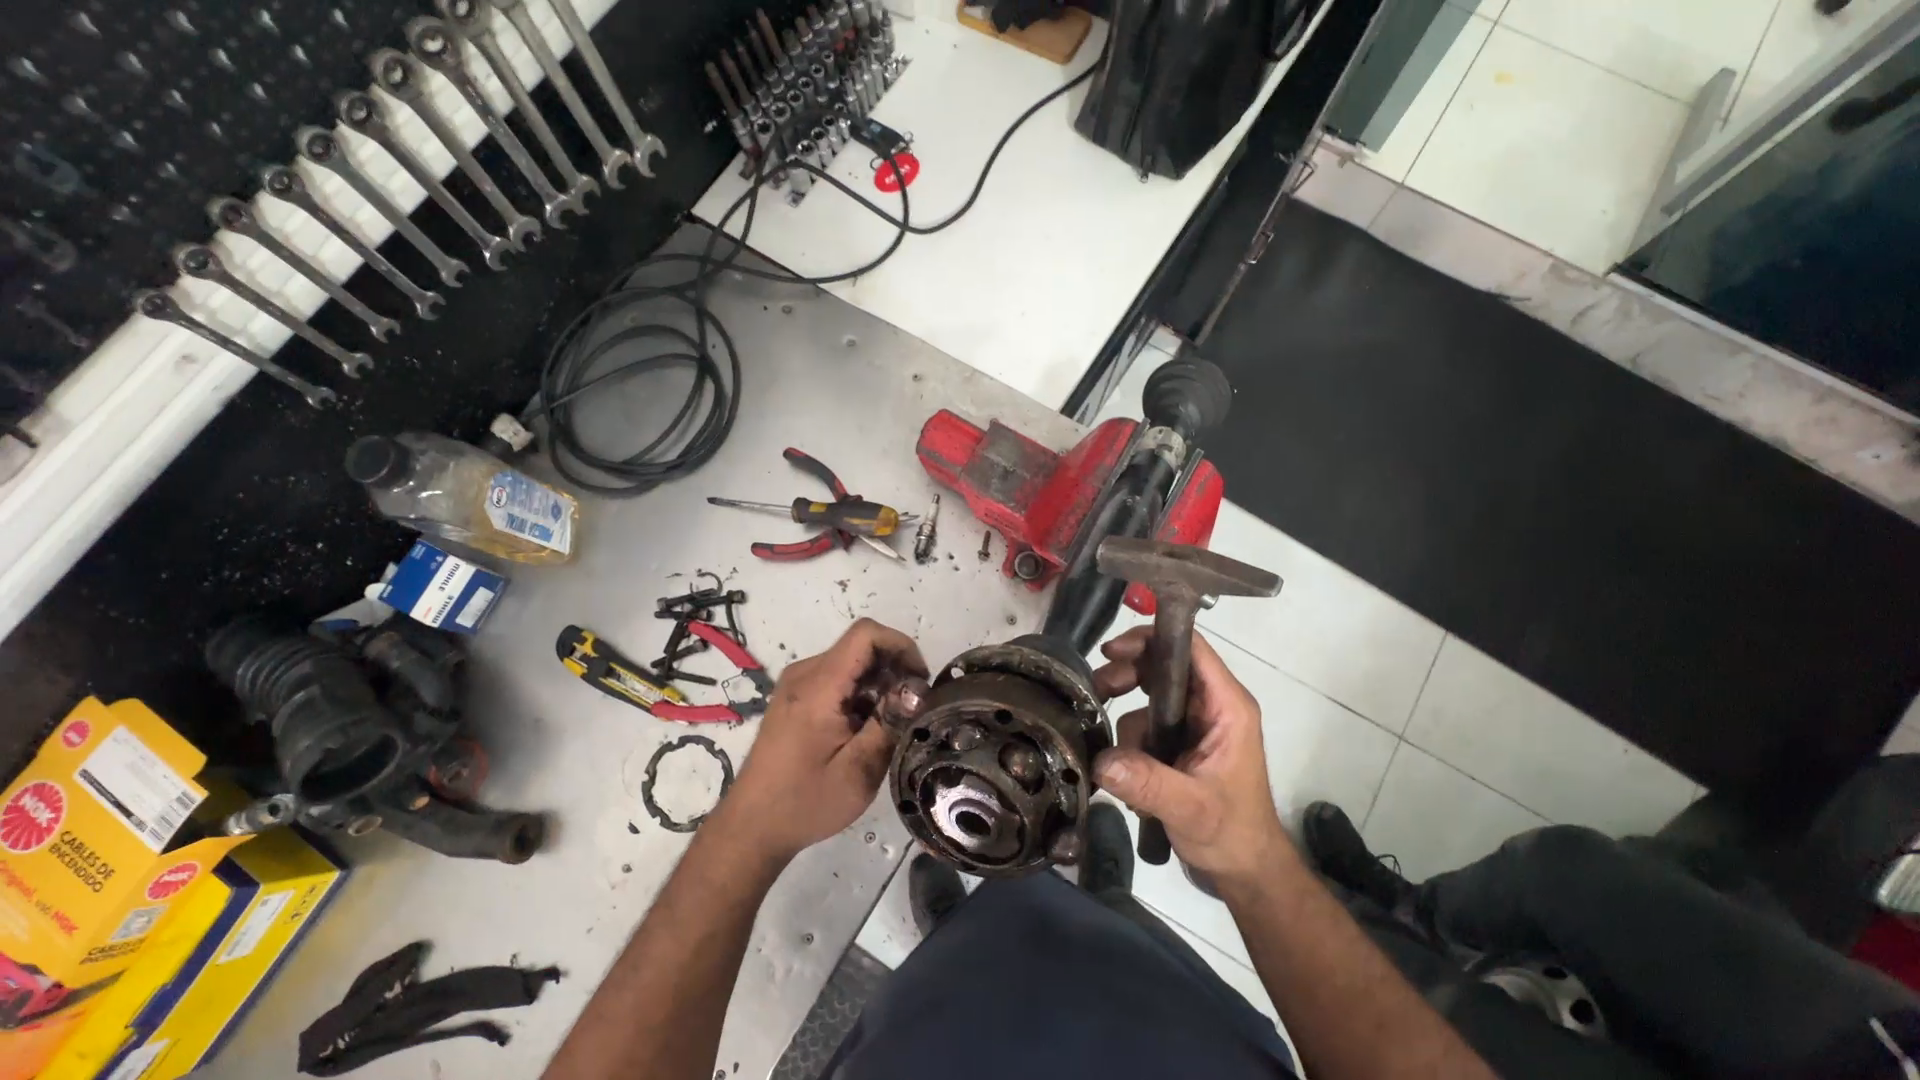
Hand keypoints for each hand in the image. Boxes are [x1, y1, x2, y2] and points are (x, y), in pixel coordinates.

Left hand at [720, 618, 926, 861]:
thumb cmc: (805, 802)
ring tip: (889, 728)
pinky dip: (861, 695)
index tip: (919, 684)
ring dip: (879, 686)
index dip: (901, 647)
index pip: (866, 634)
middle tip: (910, 714)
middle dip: (895, 672)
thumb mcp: (858, 771)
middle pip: (861, 647)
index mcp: (818, 687)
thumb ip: (889, 723)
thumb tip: (918, 690)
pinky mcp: (796, 698)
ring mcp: (797, 685)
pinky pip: (838, 679)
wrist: (753, 825)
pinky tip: (864, 732)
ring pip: (852, 663)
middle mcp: (805, 674)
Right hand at [1090, 626, 1293, 886]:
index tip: (1111, 652)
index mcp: (1227, 707)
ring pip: (1147, 699)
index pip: (1190, 649)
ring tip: (1113, 756)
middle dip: (1127, 678)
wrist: (1245, 872)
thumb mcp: (1191, 808)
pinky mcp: (1178, 747)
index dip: (1151, 640)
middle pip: (1162, 668)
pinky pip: (1144, 728)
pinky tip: (1126, 776)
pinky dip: (1128, 746)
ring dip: (1125, 722)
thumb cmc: (1232, 833)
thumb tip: (1102, 760)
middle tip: (1097, 694)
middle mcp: (1210, 708)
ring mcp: (1193, 727)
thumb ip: (1148, 782)